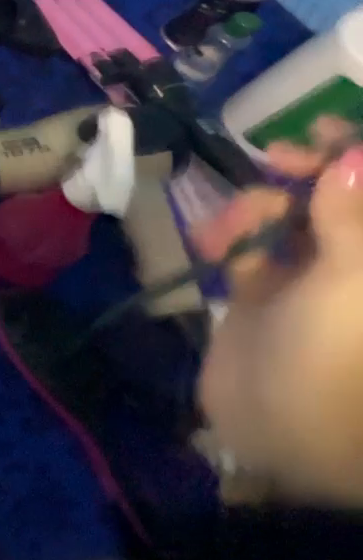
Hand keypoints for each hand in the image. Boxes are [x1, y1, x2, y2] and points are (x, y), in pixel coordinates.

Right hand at [196, 120, 362, 504]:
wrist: (279, 428)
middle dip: (310, 173)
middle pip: (341, 199)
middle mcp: (358, 262)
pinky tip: (211, 246)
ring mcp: (318, 277)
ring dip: (256, 208)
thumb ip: (348, 217)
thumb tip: (351, 151)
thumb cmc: (332, 358)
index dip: (357, 159)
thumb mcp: (345, 283)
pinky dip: (228, 236)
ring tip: (233, 227)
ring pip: (290, 214)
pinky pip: (250, 244)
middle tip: (276, 158)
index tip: (323, 131)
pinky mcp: (266, 289)